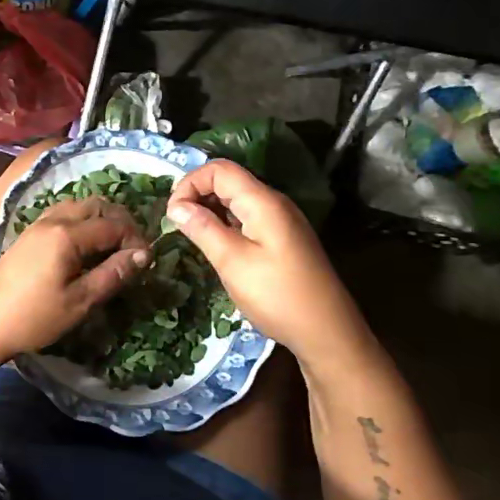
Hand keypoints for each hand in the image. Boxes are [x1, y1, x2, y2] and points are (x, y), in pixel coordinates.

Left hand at [0, 197, 150, 373]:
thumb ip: (113, 274)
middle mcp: (54, 220)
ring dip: (103, 219)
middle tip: (133, 250)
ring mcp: (39, 224)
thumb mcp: (80, 302)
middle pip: (98, 206)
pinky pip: (65, 214)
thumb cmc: (33, 318)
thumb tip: (143, 255)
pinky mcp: (30, 234)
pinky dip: (84, 222)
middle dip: (122, 223)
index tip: (147, 263)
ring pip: (80, 206)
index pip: (114, 225)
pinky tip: (88, 246)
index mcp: (67, 235)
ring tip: (114, 247)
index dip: (136, 240)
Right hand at [167, 160, 367, 359]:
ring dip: (211, 212)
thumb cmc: (277, 295)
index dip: (190, 183)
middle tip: (178, 227)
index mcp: (263, 201)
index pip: (220, 169)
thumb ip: (204, 229)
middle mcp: (275, 203)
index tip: (173, 214)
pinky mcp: (284, 239)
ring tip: (193, 238)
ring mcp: (282, 221)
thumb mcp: (233, 263)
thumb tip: (176, 206)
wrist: (326, 330)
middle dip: (198, 195)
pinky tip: (218, 248)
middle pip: (230, 181)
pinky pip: (250, 219)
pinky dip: (227, 225)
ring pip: (239, 201)